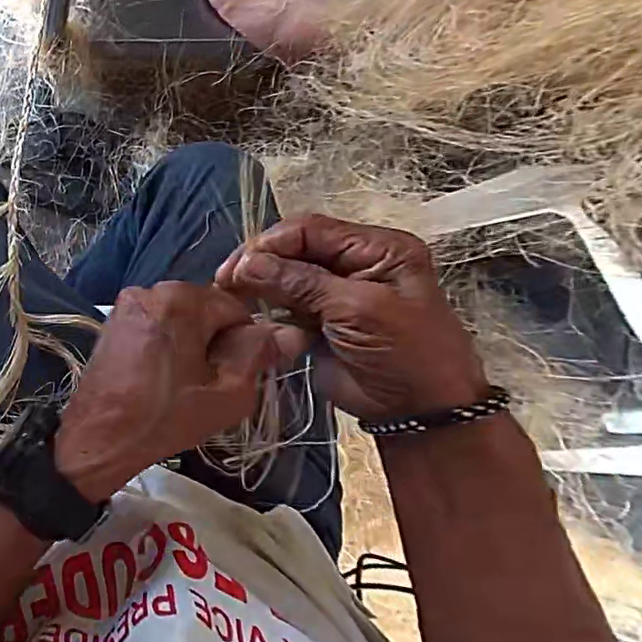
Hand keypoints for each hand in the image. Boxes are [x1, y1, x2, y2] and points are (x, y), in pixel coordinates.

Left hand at [55, 282, 307, 501]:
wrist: (100, 436)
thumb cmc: (166, 416)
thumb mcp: (228, 392)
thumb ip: (257, 355)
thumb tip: (286, 331)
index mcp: (180, 298)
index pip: (236, 309)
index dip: (244, 342)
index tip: (235, 373)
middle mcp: (150, 290)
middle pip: (205, 311)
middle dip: (214, 342)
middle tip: (208, 382)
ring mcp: (126, 305)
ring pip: (179, 320)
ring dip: (190, 345)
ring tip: (183, 382)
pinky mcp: (112, 323)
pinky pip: (155, 327)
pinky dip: (166, 346)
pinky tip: (162, 377)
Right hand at [214, 214, 488, 424]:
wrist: (416, 411)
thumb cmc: (403, 352)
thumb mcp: (357, 309)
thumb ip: (300, 283)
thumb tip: (244, 265)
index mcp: (375, 248)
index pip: (309, 230)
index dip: (269, 244)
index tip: (237, 268)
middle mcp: (351, 263)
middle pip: (290, 250)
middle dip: (257, 264)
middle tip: (225, 284)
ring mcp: (331, 291)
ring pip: (280, 276)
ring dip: (255, 286)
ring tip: (231, 299)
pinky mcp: (314, 319)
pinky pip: (279, 304)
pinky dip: (262, 309)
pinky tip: (248, 315)